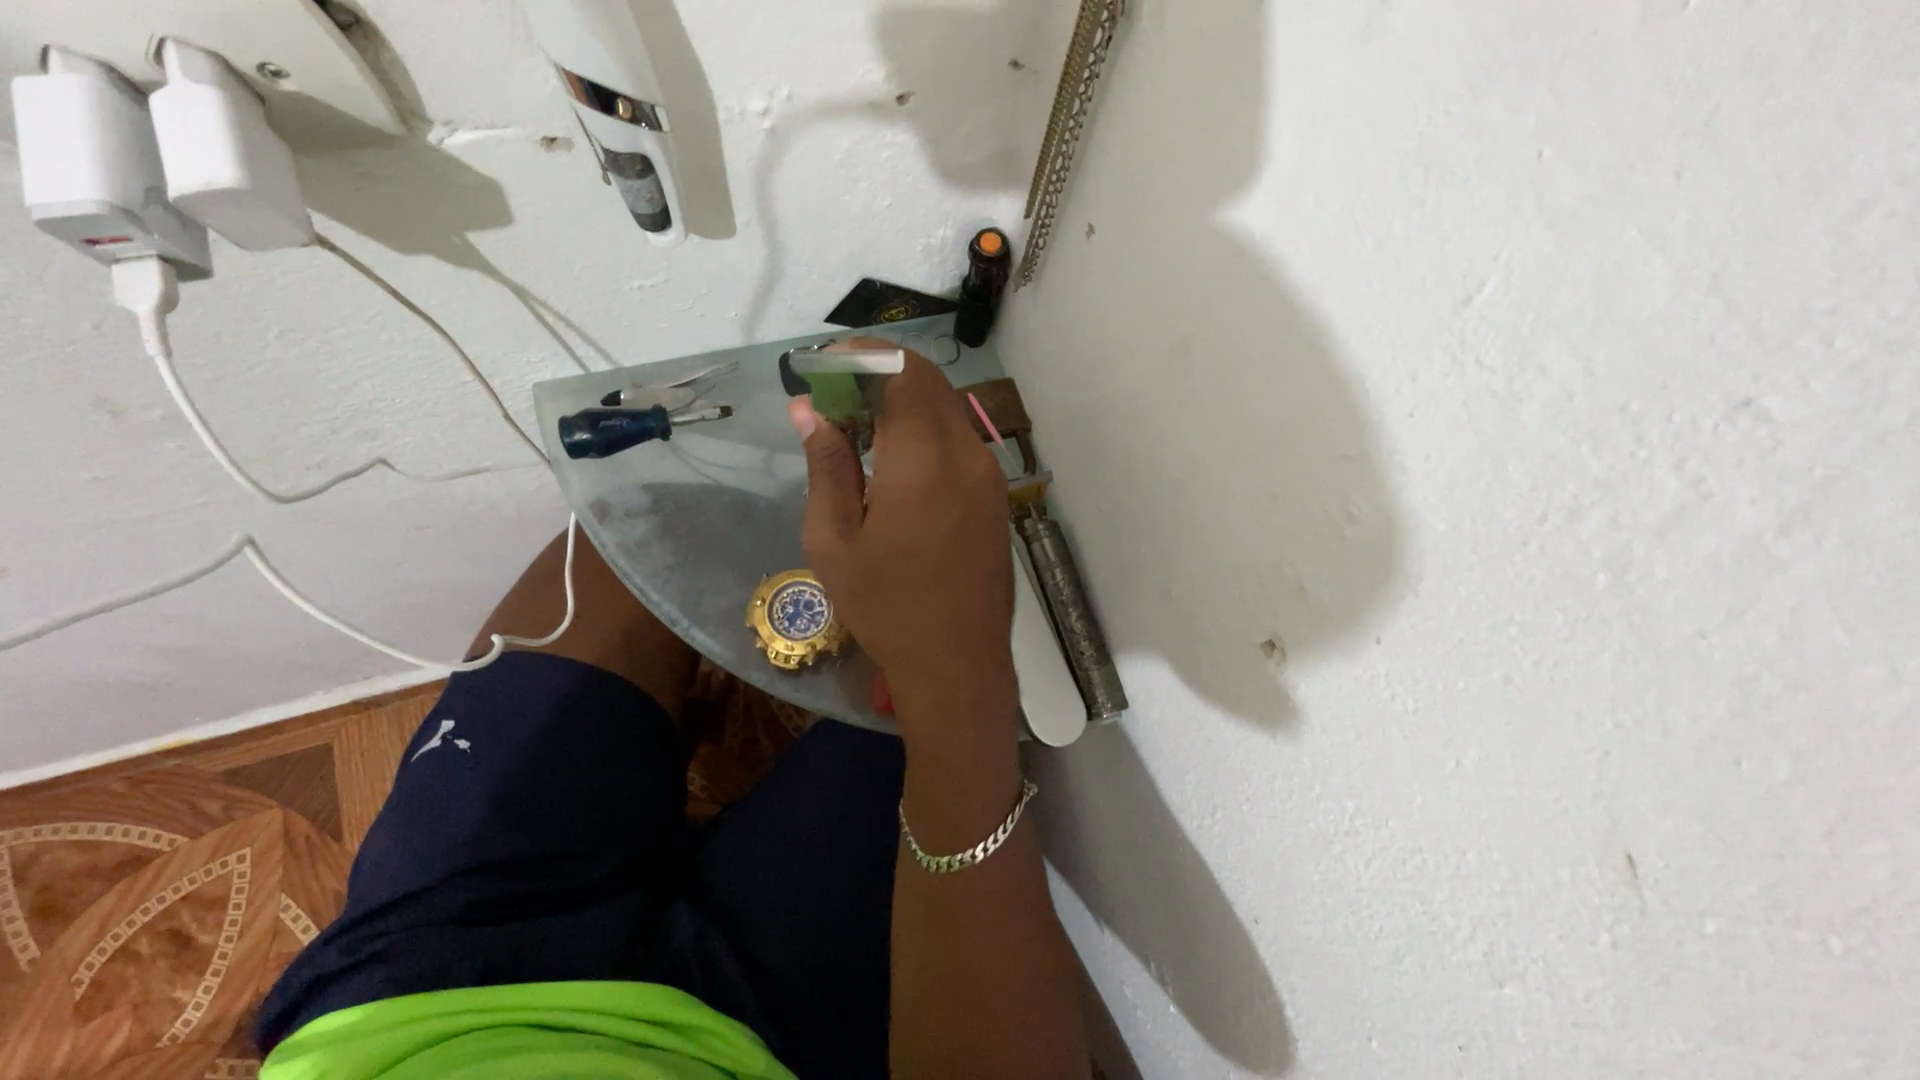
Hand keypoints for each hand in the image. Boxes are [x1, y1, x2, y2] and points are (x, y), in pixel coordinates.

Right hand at [789, 343, 1016, 734]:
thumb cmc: (887, 608)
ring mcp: (989, 475)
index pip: (900, 369)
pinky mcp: (996, 497)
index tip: (821, 365)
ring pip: (946, 409)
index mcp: (924, 459)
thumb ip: (825, 466)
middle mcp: (966, 454)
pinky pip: (959, 442)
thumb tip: (808, 411)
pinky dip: (925, 432)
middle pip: (927, 381)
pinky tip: (894, 464)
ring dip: (903, 403)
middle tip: (833, 397)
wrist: (959, 665)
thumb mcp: (835, 541)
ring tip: (857, 430)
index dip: (859, 354)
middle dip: (878, 373)